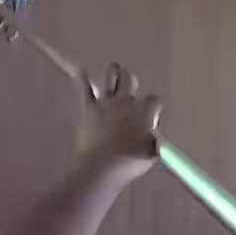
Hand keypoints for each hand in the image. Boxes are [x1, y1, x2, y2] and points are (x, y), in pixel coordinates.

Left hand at [76, 63, 160, 178]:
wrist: (101, 166)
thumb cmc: (129, 163)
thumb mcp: (150, 155)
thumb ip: (153, 143)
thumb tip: (154, 139)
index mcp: (144, 111)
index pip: (153, 100)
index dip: (152, 105)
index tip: (150, 111)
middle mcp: (126, 101)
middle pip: (131, 80)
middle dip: (131, 81)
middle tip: (130, 81)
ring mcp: (106, 102)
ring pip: (111, 76)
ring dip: (113, 72)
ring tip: (114, 68)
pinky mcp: (89, 107)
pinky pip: (85, 88)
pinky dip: (83, 78)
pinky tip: (81, 70)